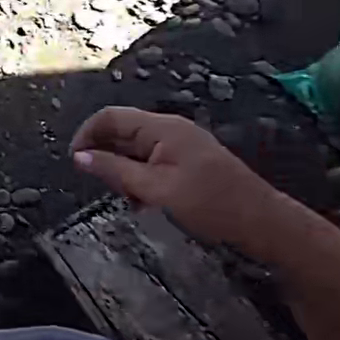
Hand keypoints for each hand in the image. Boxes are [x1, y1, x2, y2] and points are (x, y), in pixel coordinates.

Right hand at [70, 107, 317, 262]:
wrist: (264, 223)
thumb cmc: (209, 204)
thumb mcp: (154, 189)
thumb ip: (114, 170)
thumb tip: (79, 157)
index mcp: (162, 127)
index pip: (109, 117)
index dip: (86, 135)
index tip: (75, 162)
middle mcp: (169, 128)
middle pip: (121, 131)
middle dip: (105, 156)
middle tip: (104, 187)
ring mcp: (180, 143)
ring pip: (134, 148)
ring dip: (122, 171)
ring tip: (128, 199)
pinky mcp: (187, 159)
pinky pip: (150, 160)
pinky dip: (139, 176)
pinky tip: (143, 200)